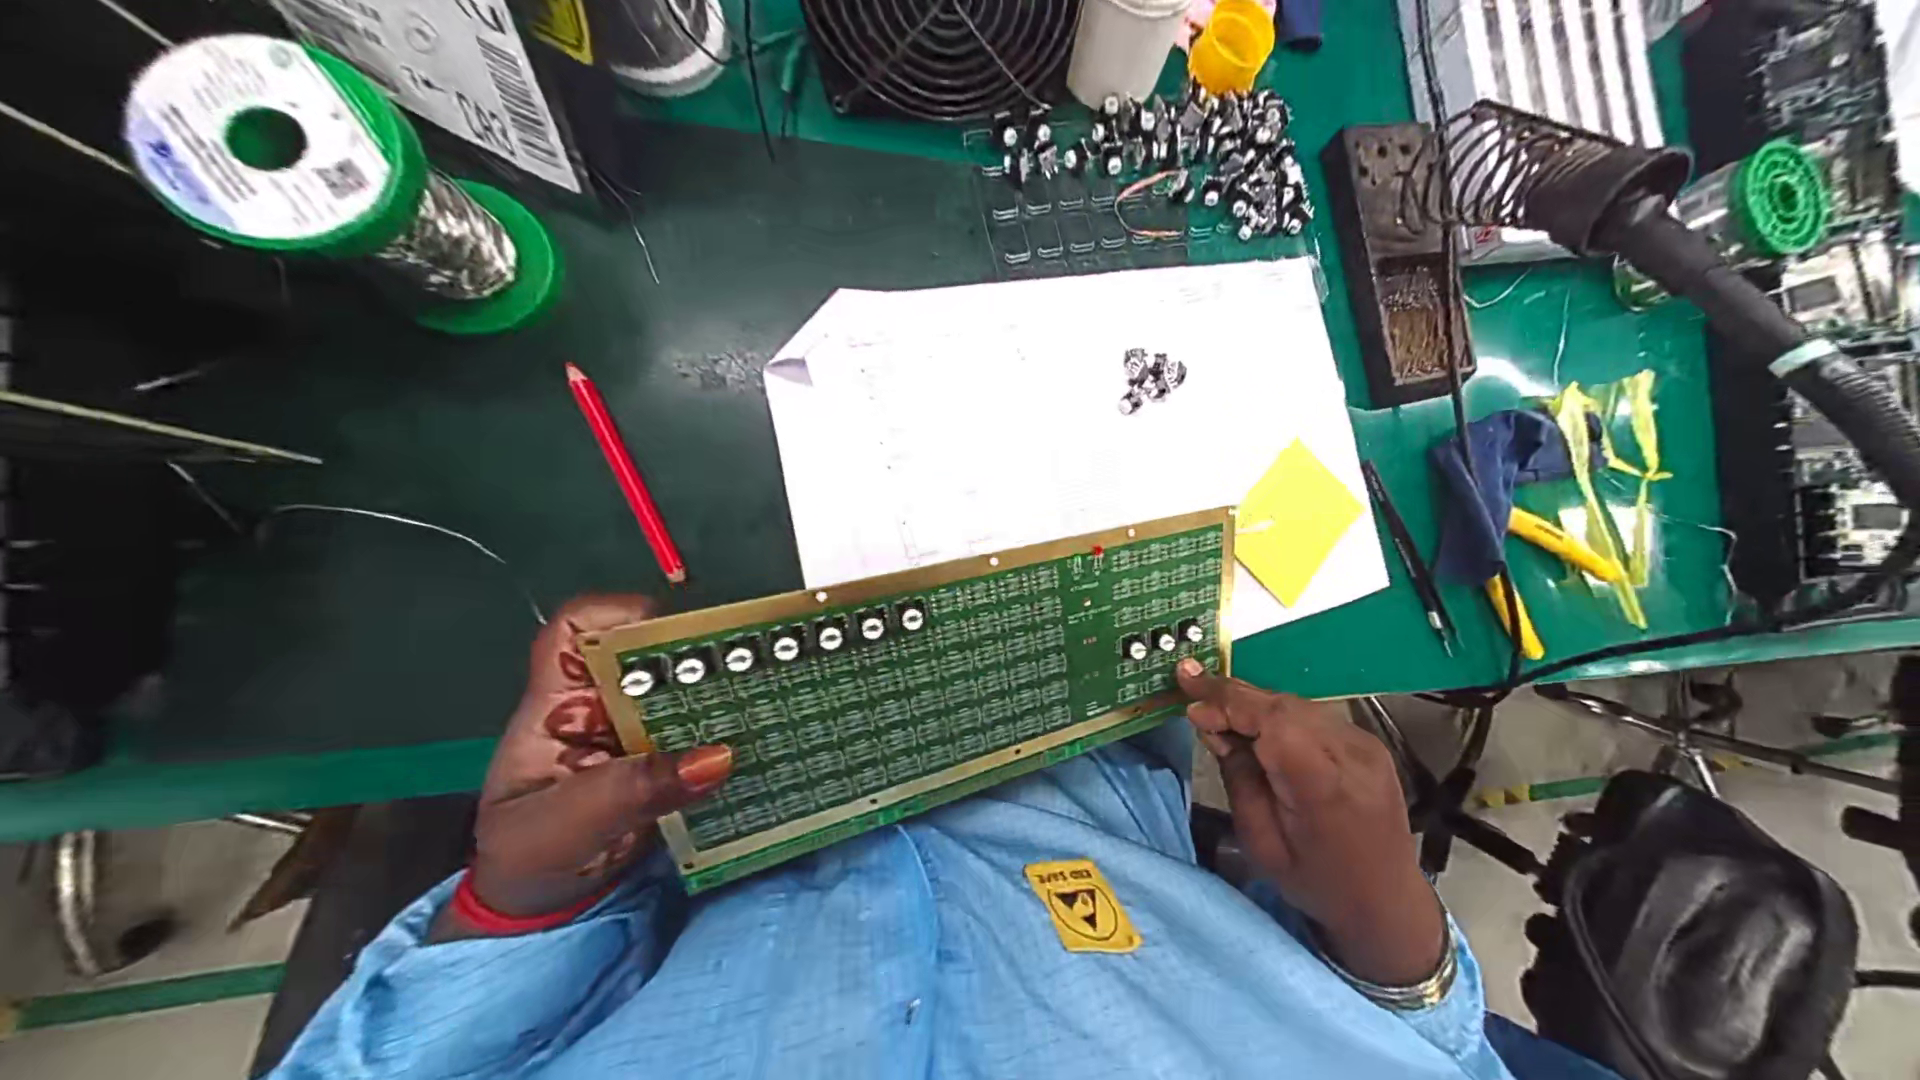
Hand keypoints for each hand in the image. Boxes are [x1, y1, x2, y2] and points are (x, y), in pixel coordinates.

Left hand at [438, 595, 732, 937]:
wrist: (550, 907)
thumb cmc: (530, 859)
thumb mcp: (565, 828)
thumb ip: (629, 793)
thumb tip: (718, 757)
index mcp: (560, 704)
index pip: (578, 631)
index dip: (619, 614)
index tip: (672, 632)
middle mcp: (608, 702)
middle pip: (651, 651)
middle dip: (696, 650)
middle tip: (745, 666)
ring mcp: (646, 729)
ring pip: (688, 687)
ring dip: (726, 689)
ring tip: (767, 697)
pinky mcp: (678, 756)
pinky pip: (711, 728)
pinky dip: (737, 726)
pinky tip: (764, 733)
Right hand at [1177, 659, 1443, 985]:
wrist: (1389, 903)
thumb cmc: (1317, 882)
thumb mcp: (1261, 843)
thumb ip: (1237, 778)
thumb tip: (1213, 727)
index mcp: (1324, 786)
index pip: (1273, 720)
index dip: (1228, 703)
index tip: (1189, 700)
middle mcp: (1352, 755)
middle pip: (1282, 704)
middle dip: (1231, 695)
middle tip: (1190, 687)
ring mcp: (1365, 744)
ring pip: (1293, 703)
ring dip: (1251, 702)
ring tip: (1214, 708)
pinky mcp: (1367, 742)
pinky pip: (1309, 713)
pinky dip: (1273, 712)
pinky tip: (1251, 722)